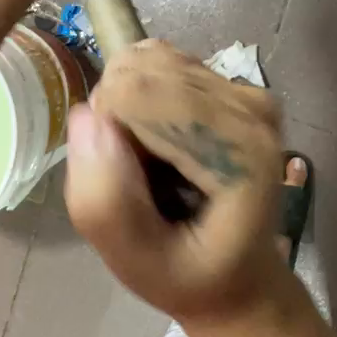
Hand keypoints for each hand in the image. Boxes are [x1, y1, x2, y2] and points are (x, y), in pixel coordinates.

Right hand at [64, 40, 287, 325]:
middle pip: (138, 69)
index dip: (105, 133)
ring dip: (128, 106)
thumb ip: (106, 204)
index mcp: (238, 153)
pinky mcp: (232, 81)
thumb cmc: (190, 277)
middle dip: (116, 116)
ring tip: (150, 159)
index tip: (125, 182)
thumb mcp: (136, 266)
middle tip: (137, 173)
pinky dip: (142, 96)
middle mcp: (250, 107)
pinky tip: (160, 139)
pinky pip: (158, 62)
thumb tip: (87, 118)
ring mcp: (244, 89)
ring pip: (144, 60)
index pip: (134, 94)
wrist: (241, 275)